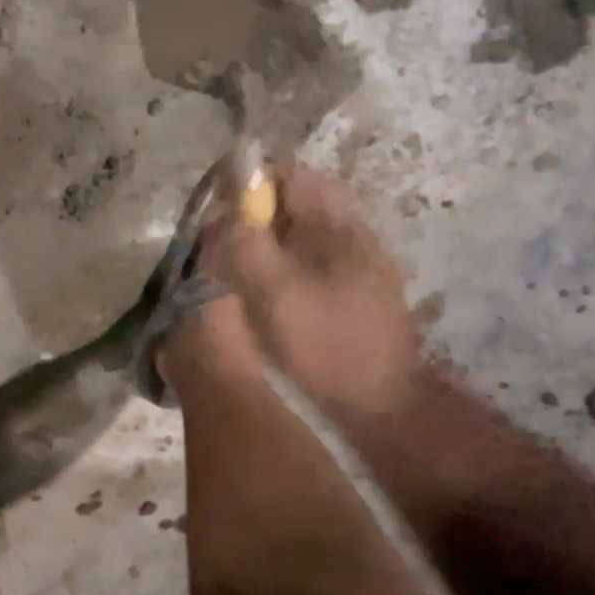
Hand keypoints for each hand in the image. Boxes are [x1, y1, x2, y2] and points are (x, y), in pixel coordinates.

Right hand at [201, 163, 420, 421]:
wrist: (380, 419)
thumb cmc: (320, 348)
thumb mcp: (268, 288)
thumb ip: (242, 237)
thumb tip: (222, 202)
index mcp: (342, 229)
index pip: (293, 175)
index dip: (250, 180)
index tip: (214, 205)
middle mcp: (357, 241)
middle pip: (296, 204)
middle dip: (253, 214)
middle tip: (217, 241)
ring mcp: (361, 273)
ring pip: (300, 235)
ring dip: (263, 242)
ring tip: (231, 268)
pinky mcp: (356, 302)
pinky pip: (307, 263)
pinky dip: (277, 266)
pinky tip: (257, 294)